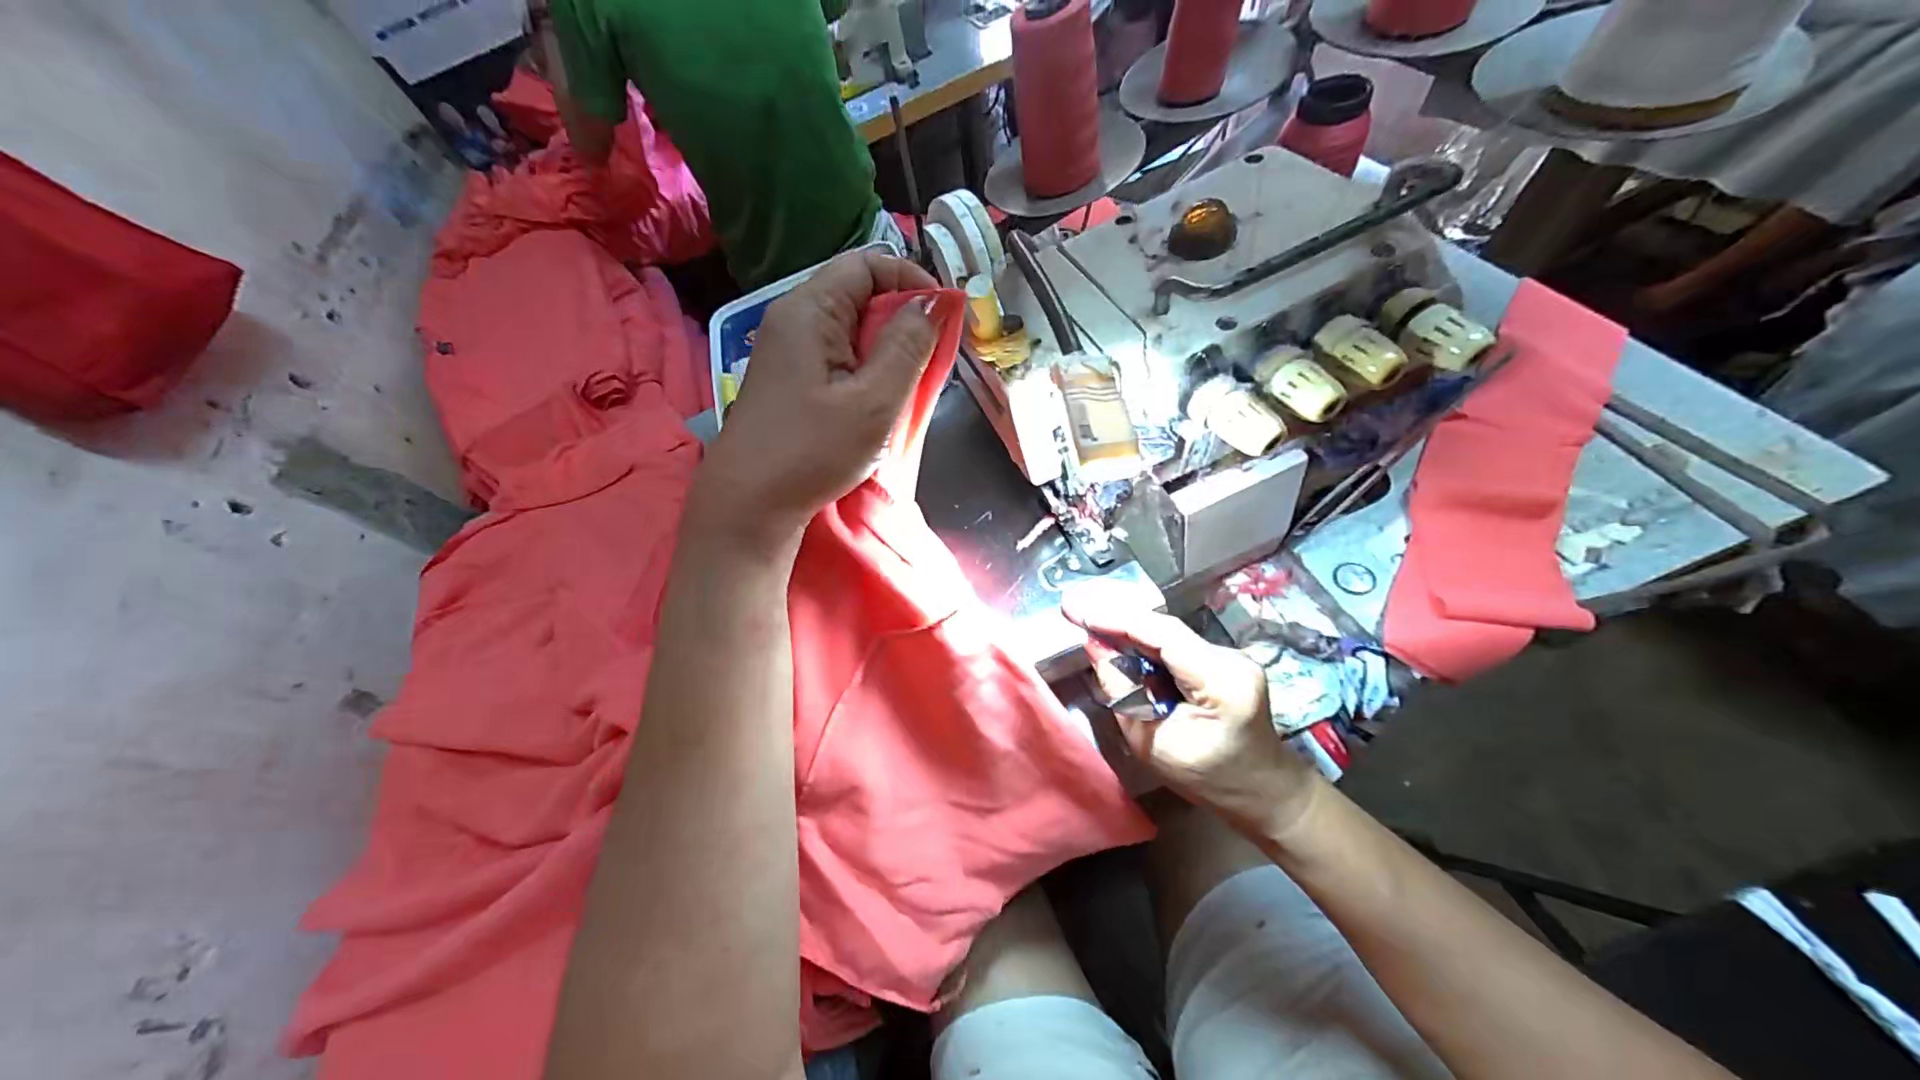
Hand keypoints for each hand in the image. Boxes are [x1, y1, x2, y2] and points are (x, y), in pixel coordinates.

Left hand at [694, 250, 938, 549]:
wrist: (750, 505)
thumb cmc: (812, 452)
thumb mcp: (873, 401)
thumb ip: (908, 347)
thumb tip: (934, 302)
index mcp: (810, 310)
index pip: (868, 263)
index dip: (912, 280)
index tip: (944, 318)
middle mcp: (795, 320)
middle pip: (861, 295)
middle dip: (903, 323)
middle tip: (928, 364)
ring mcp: (790, 351)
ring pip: (853, 331)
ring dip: (888, 354)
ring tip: (906, 390)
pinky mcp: (792, 380)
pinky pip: (840, 359)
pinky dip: (867, 373)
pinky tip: (879, 406)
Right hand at [1064, 588, 1323, 840]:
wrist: (1263, 791)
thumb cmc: (1209, 780)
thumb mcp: (1153, 745)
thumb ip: (1123, 693)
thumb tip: (1096, 647)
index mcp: (1222, 682)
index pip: (1164, 636)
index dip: (1117, 619)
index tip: (1077, 611)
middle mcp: (1231, 659)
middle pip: (1165, 628)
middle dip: (1116, 618)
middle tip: (1074, 608)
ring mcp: (1231, 656)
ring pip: (1168, 633)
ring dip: (1128, 629)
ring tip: (1088, 622)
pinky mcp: (1223, 661)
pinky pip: (1175, 645)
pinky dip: (1144, 643)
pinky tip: (1118, 641)